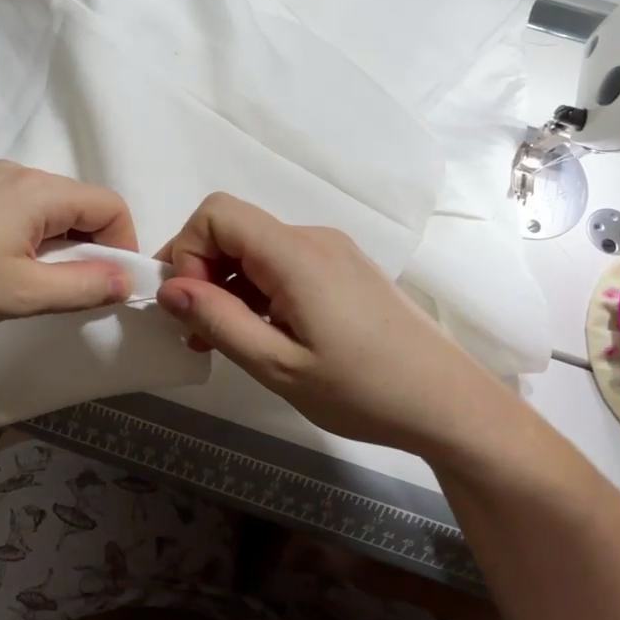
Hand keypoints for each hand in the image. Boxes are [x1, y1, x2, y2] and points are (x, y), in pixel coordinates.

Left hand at [0, 161, 136, 335]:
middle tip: (72, 293)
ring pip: (48, 209)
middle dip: (90, 247)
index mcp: (35, 189)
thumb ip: (82, 287)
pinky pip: (18, 210)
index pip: (108, 204)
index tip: (110, 286)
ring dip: (59, 246)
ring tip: (35, 286)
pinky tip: (3, 269)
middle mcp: (15, 173)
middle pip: (79, 203)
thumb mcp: (22, 294)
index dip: (122, 245)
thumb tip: (126, 279)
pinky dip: (30, 238)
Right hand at [154, 193, 511, 456]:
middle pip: (233, 229)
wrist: (450, 405)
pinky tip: (260, 335)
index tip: (189, 304)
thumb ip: (218, 321)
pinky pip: (281, 265)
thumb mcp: (277, 367)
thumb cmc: (363, 390)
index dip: (187, 250)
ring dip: (226, 287)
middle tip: (195, 330)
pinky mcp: (344, 271)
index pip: (216, 214)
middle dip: (201, 272)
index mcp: (296, 255)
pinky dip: (255, 292)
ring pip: (254, 250)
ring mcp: (332, 253)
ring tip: (224, 342)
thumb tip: (168, 288)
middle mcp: (313, 240)